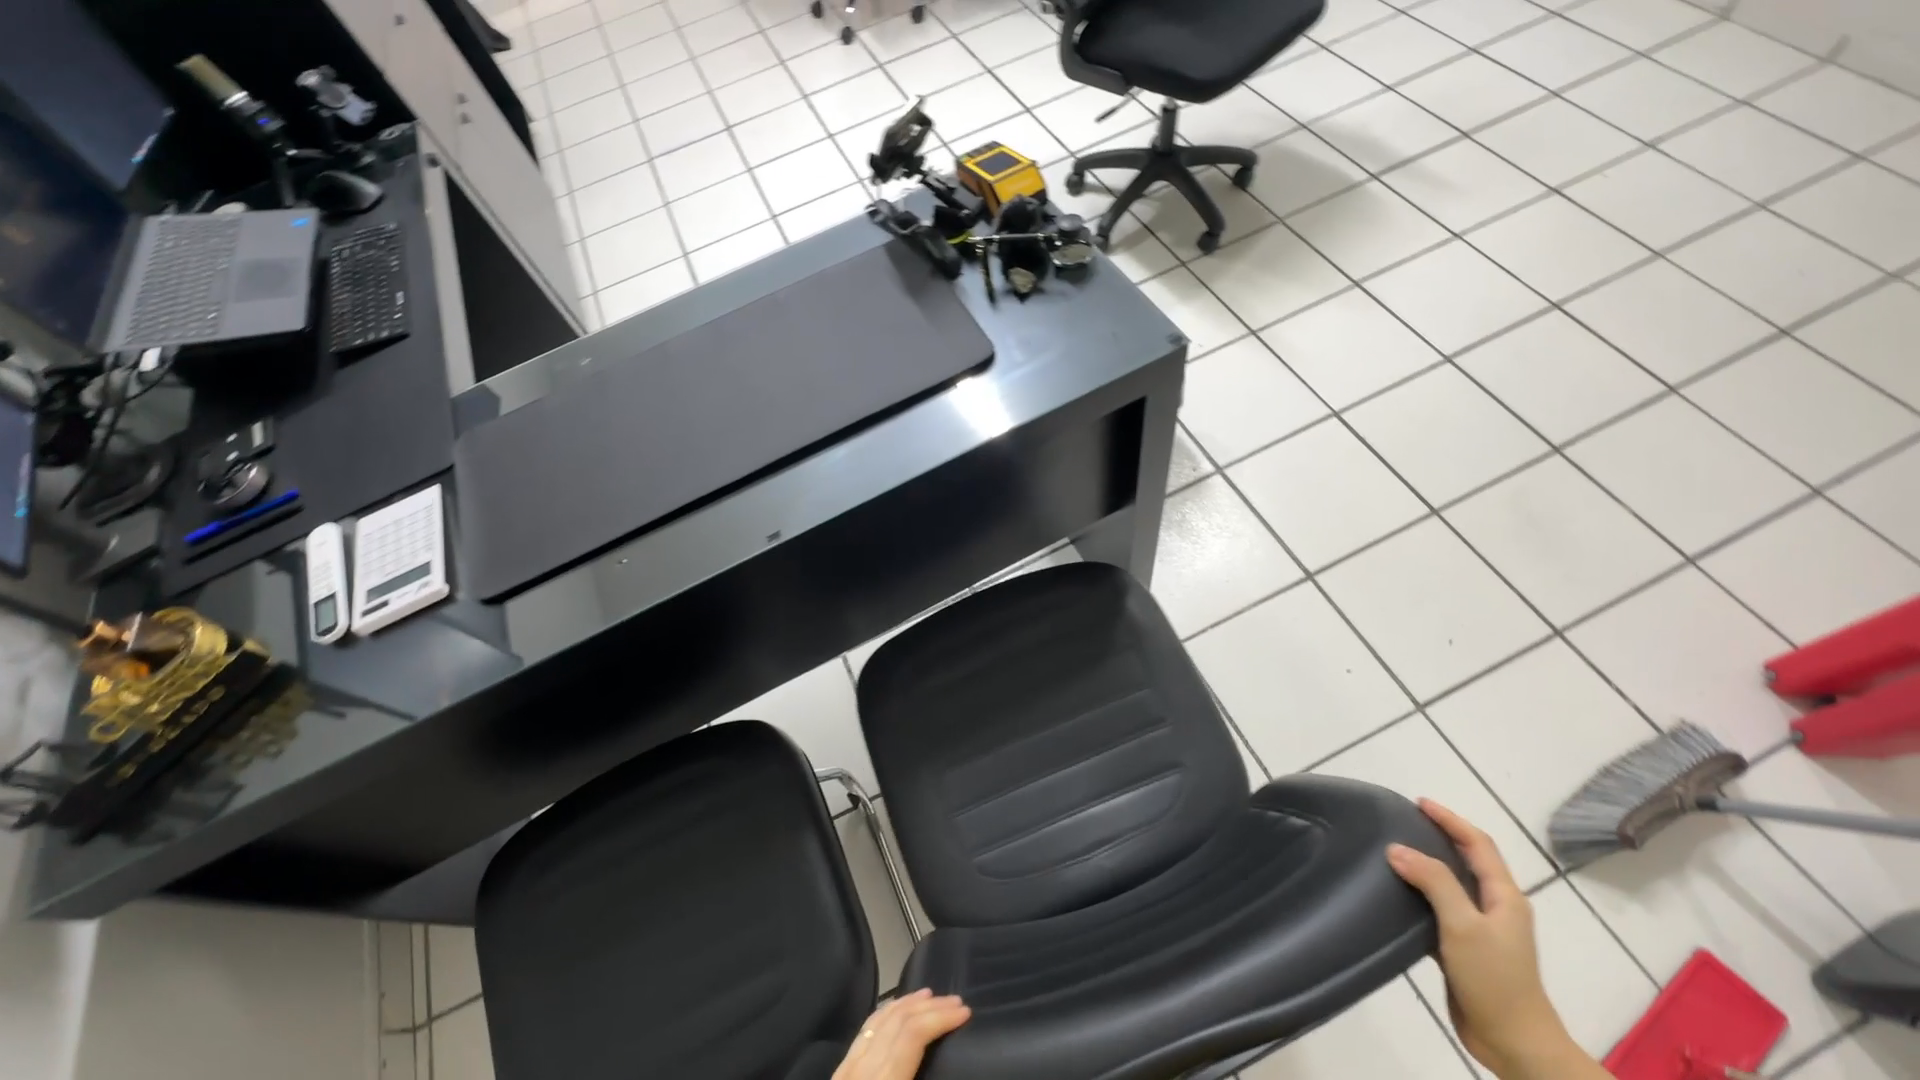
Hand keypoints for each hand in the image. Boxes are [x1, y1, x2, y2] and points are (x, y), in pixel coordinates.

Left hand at [831, 989, 971, 1079]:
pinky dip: (885, 1014)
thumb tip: (950, 1064)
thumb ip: (925, 1077)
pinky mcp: (840, 1070)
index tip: (965, 1012)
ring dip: (907, 1004)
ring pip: (878, 1020)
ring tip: (930, 996)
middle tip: (956, 1001)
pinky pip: (864, 1032)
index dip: (940, 1018)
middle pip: (897, 1022)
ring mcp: (846, 1066)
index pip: (913, 1035)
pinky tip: (895, 1011)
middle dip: (930, 1006)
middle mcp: (862, 1067)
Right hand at [1387, 800, 1604, 1079]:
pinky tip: (1397, 899)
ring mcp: (1482, 930)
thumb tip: (1397, 849)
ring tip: (1394, 853)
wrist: (1514, 1041)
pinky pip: (1440, 912)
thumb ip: (1433, 883)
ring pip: (1452, 887)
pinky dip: (1420, 898)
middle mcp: (1496, 908)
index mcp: (1505, 896)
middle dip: (1440, 837)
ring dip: (1427, 867)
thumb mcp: (1463, 926)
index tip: (1419, 803)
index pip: (1478, 845)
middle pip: (1467, 861)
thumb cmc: (1494, 980)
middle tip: (1404, 822)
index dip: (1451, 820)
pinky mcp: (1465, 951)